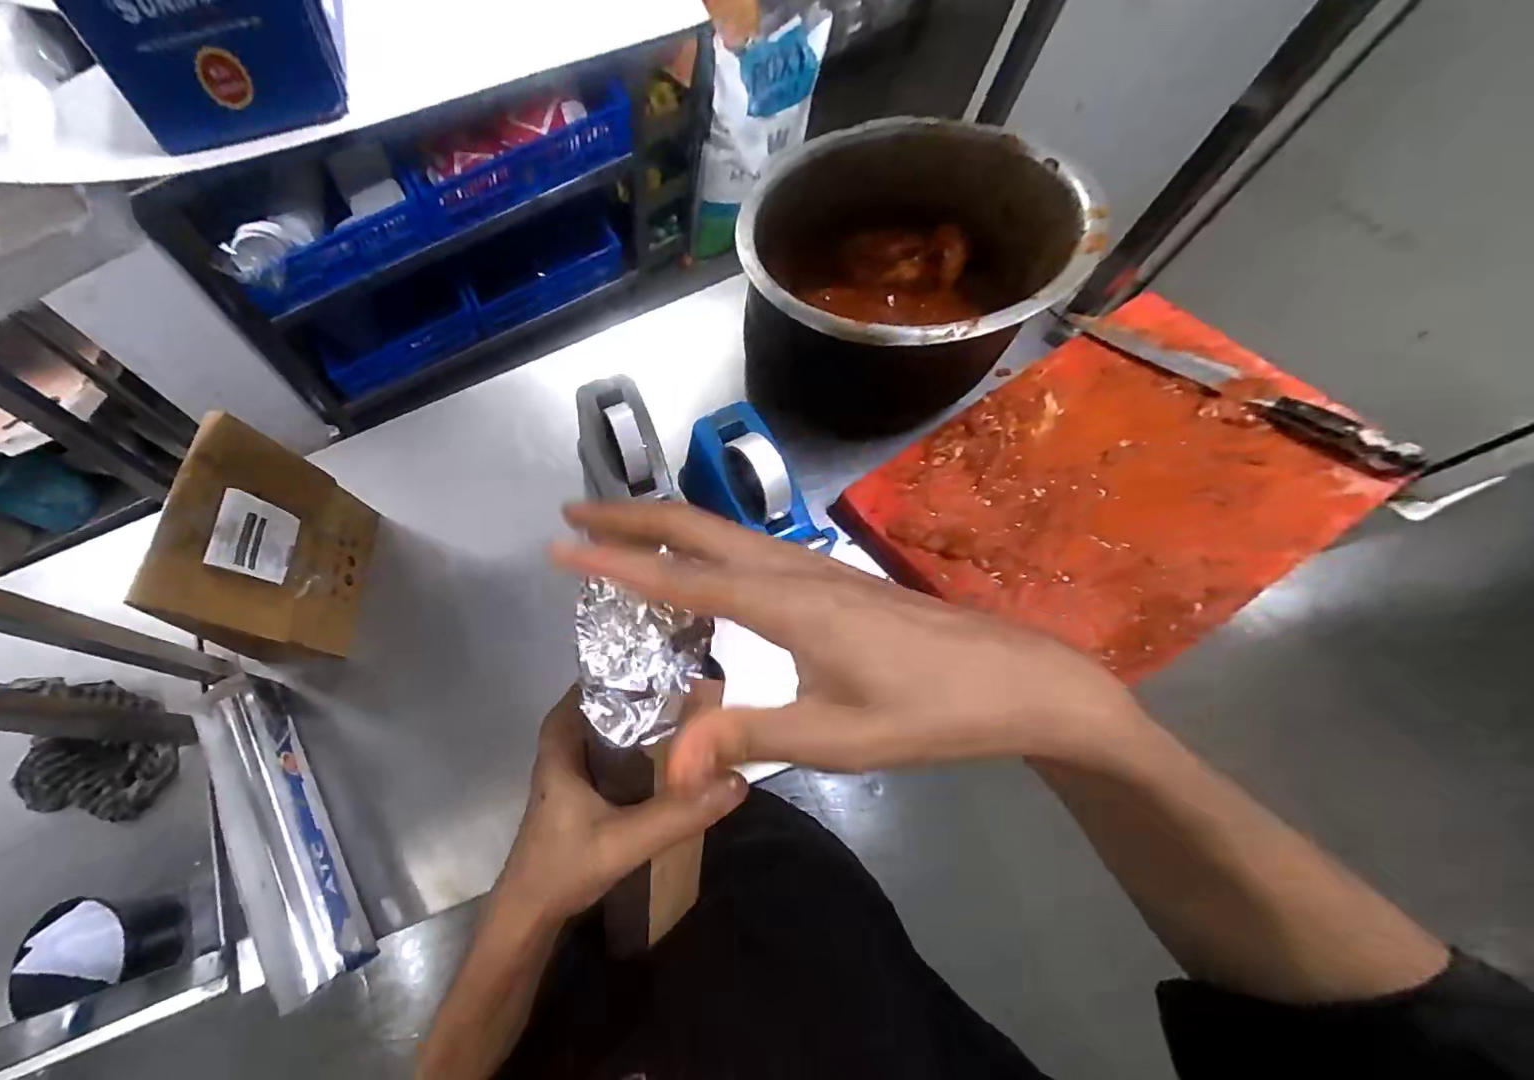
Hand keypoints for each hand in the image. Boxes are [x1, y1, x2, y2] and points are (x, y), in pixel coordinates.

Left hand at [494, 685, 747, 922]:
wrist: (530, 912)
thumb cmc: (563, 866)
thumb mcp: (624, 841)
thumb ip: (676, 814)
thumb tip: (736, 781)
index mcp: (562, 738)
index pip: (597, 680)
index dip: (637, 668)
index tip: (681, 661)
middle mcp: (565, 742)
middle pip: (610, 702)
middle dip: (651, 694)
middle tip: (701, 687)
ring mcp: (573, 765)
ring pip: (614, 727)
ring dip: (648, 721)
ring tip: (697, 712)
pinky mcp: (584, 786)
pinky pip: (616, 751)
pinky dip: (642, 747)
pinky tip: (675, 754)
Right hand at [550, 501, 1153, 792]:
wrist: (1019, 680)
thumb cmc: (930, 713)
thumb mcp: (838, 740)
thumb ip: (748, 737)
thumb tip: (672, 760)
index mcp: (783, 603)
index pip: (677, 575)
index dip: (613, 560)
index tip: (561, 545)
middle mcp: (787, 568)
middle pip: (692, 525)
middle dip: (626, 516)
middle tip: (573, 513)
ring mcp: (807, 563)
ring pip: (716, 528)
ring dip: (658, 523)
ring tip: (612, 530)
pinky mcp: (822, 573)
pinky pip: (739, 545)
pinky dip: (693, 541)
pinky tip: (687, 562)